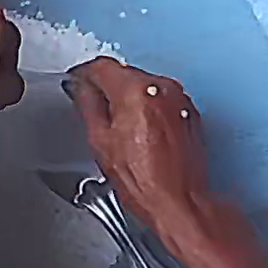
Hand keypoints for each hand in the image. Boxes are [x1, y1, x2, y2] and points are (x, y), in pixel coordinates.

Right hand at [65, 57, 209, 235]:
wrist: (178, 201)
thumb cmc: (143, 180)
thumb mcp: (99, 140)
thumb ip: (88, 105)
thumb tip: (81, 89)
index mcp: (136, 92)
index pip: (103, 66)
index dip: (84, 73)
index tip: (77, 80)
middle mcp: (162, 89)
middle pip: (125, 73)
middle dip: (105, 85)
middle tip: (90, 103)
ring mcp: (179, 99)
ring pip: (143, 84)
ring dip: (127, 96)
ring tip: (115, 123)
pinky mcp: (189, 112)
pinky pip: (160, 98)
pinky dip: (146, 106)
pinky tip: (137, 131)